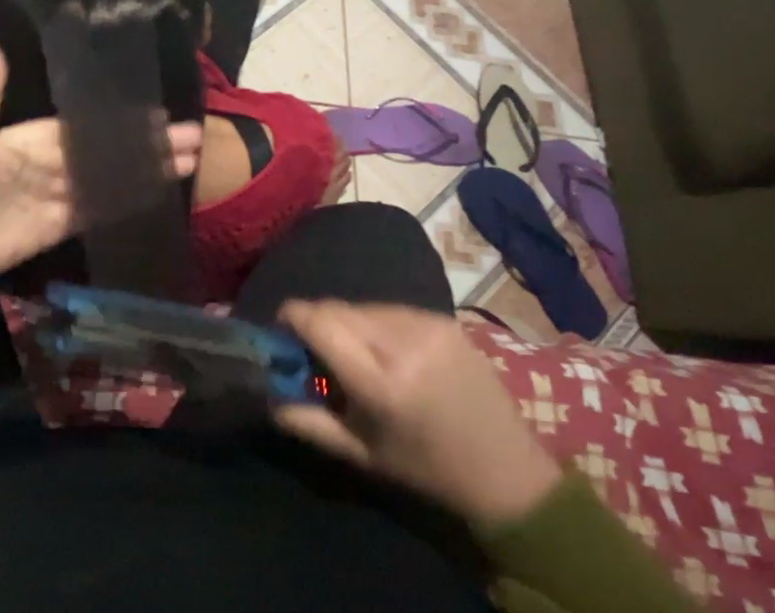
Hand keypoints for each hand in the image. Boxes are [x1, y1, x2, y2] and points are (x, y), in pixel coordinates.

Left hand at [0, 34, 201, 284]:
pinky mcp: (56, 227)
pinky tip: (155, 195)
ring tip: (189, 164)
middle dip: (147, 145)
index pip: (86, 124)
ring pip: (108, 180)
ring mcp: (55, 197)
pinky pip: (96, 211)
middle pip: (106, 151)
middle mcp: (48, 164)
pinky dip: (124, 202)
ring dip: (145, 173)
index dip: (122, 119)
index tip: (162, 112)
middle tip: (196, 139)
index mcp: (30, 137)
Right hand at [274, 302, 563, 526]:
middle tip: (311, 350)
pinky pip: (390, 309)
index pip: (319, 322)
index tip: (279, 332)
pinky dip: (374, 323)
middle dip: (315, 322)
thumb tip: (266, 393)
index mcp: (381, 382)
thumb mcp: (360, 454)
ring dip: (345, 322)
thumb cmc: (426, 468)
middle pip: (336, 308)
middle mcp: (404, 343)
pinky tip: (383, 351)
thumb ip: (307, 422)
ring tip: (350, 354)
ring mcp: (430, 326)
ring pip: (362, 305)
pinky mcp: (446, 320)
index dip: (290, 317)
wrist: (508, 470)